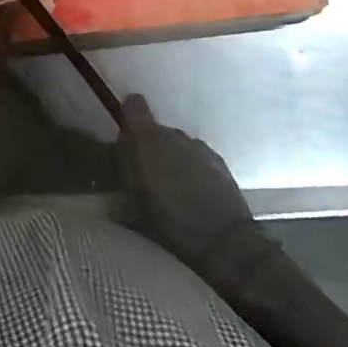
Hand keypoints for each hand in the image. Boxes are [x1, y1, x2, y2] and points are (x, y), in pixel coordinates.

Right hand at [119, 94, 261, 280]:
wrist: (224, 241)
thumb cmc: (170, 219)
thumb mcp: (134, 195)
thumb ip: (126, 163)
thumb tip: (123, 141)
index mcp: (149, 138)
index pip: (134, 105)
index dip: (130, 118)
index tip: (127, 138)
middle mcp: (175, 134)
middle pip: (157, 131)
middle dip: (151, 148)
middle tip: (146, 177)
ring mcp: (200, 147)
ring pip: (178, 146)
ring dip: (172, 159)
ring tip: (172, 189)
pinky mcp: (220, 163)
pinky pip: (197, 159)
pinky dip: (192, 169)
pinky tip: (193, 194)